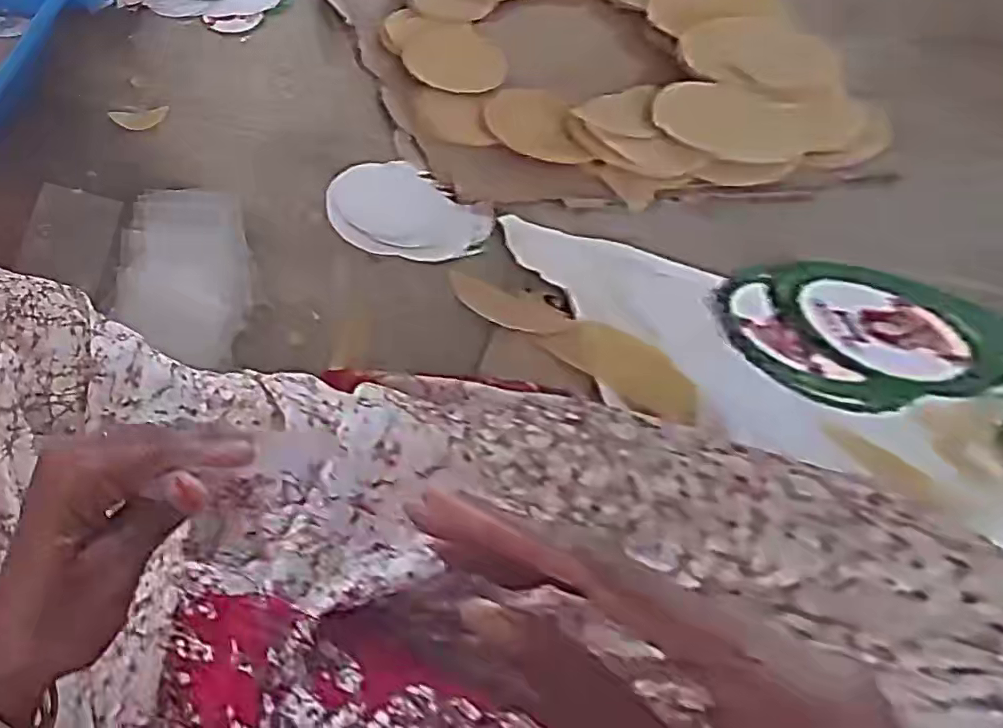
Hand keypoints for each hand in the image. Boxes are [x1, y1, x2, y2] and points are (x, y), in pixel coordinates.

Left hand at [0, 426, 255, 721]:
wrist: (13, 643)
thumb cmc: (60, 617)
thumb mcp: (113, 572)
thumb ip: (152, 517)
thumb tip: (198, 480)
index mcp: (73, 472)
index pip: (148, 452)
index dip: (200, 450)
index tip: (246, 451)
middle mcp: (68, 455)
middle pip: (142, 442)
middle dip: (195, 444)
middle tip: (246, 447)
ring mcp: (67, 463)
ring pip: (134, 446)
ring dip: (180, 450)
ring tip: (229, 450)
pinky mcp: (72, 478)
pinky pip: (122, 460)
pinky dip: (157, 462)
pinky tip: (186, 466)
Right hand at [409, 489, 900, 727]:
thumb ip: (578, 691)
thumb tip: (478, 608)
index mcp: (760, 659)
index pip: (600, 567)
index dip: (505, 530)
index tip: (431, 503)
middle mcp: (764, 635)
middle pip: (607, 563)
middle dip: (509, 538)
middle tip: (428, 515)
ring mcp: (767, 648)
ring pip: (623, 582)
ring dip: (533, 562)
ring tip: (459, 545)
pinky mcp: (758, 669)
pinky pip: (644, 612)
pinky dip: (576, 595)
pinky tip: (528, 587)